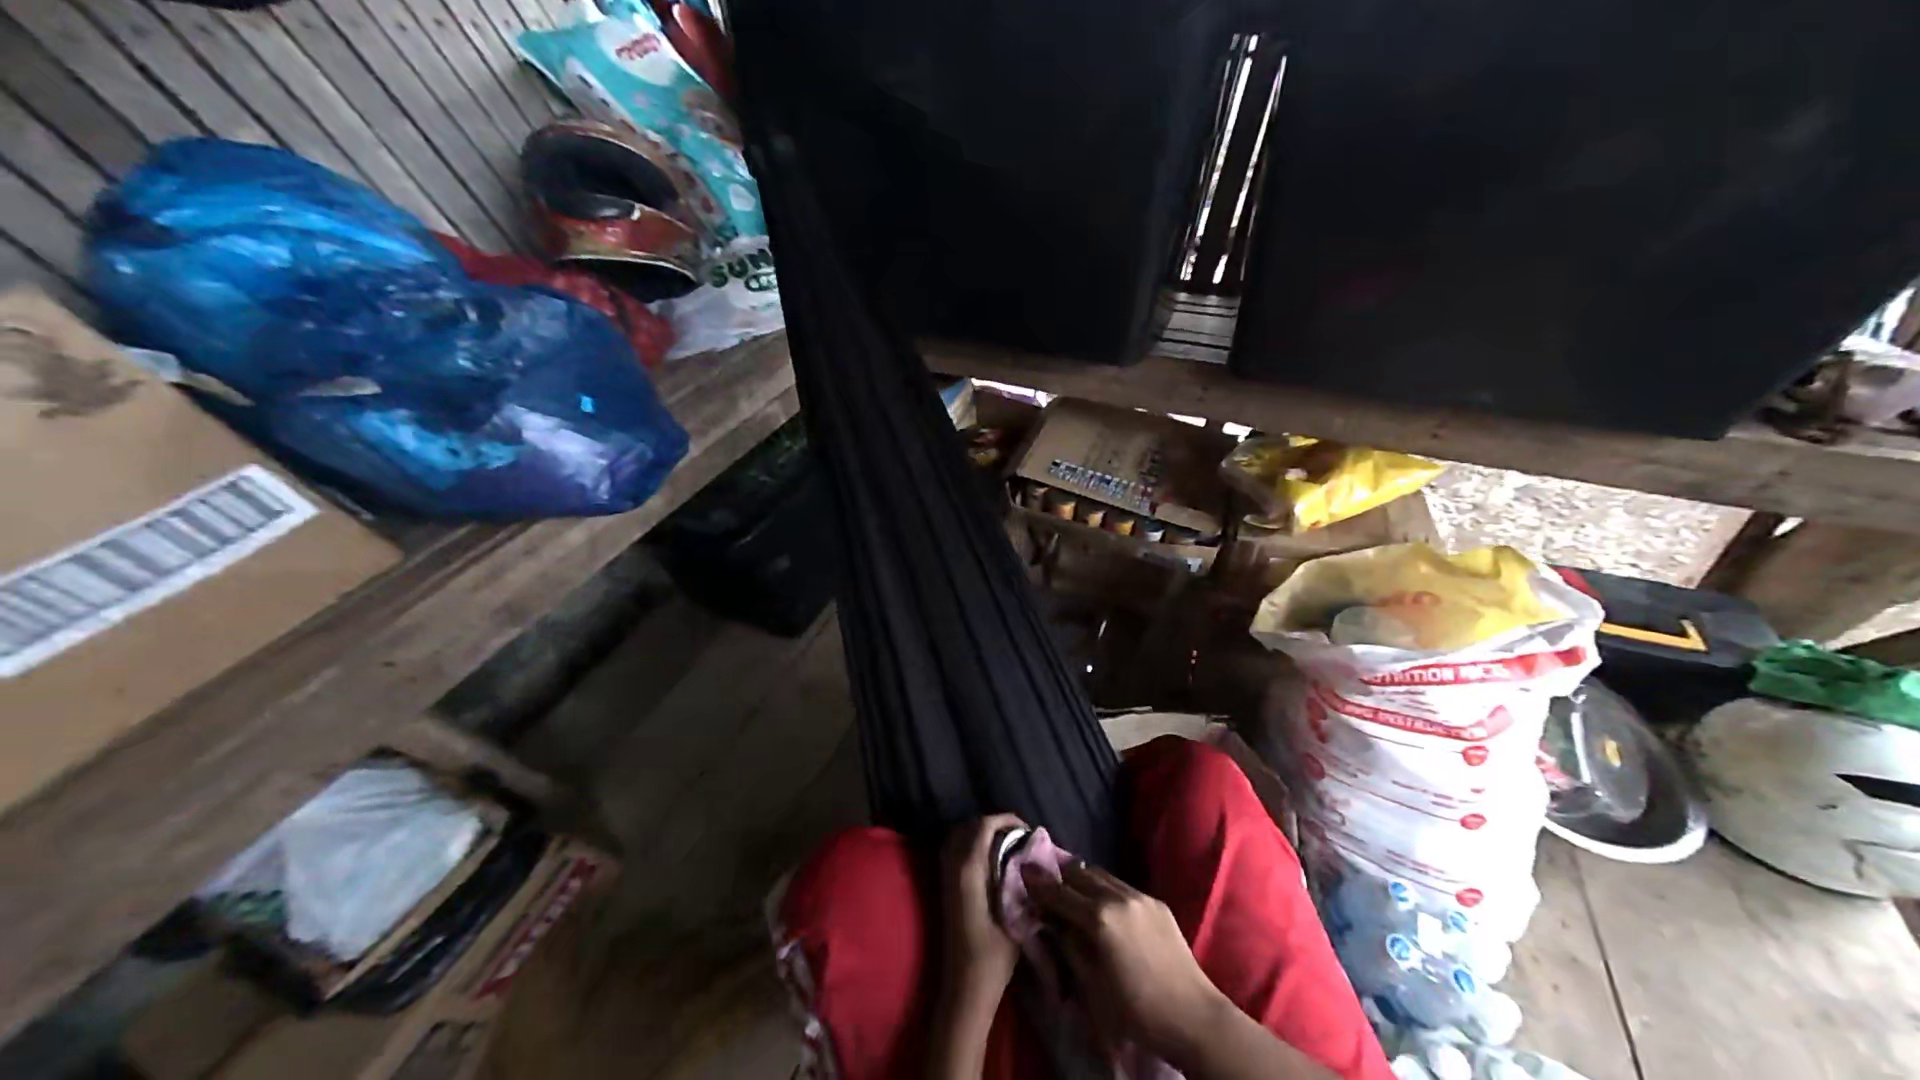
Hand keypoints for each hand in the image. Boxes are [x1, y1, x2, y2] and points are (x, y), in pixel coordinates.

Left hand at [939, 814, 1025, 1003]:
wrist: (964, 988)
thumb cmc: (992, 956)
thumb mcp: (1016, 916)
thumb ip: (1020, 881)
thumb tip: (1032, 857)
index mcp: (969, 870)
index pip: (983, 825)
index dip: (1006, 820)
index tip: (1027, 831)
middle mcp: (952, 866)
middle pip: (969, 826)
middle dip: (994, 824)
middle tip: (1019, 836)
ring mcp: (945, 877)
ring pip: (959, 837)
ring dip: (981, 833)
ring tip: (1008, 845)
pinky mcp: (944, 888)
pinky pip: (955, 851)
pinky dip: (972, 846)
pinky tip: (993, 862)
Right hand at [1023, 860, 1228, 1059]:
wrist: (1193, 1017)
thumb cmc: (1136, 1009)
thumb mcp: (1091, 983)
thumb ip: (1068, 944)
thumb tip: (1051, 921)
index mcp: (1099, 918)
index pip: (1059, 892)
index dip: (1038, 882)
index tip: (1023, 870)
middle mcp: (1118, 897)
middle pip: (1080, 873)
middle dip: (1061, 876)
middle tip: (1047, 884)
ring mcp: (1141, 897)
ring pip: (1102, 875)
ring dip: (1084, 880)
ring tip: (1074, 893)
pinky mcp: (1157, 903)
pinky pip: (1122, 886)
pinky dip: (1106, 890)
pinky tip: (1105, 907)